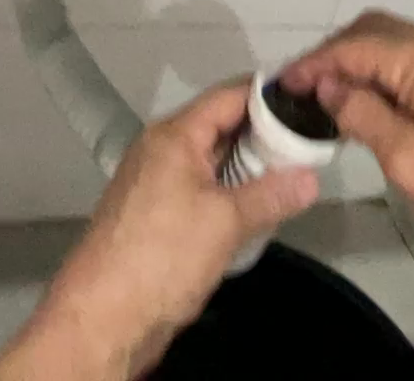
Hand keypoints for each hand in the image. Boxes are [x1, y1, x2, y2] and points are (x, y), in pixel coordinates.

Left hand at [0, 79, 319, 379]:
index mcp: (174, 135)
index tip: (305, 98)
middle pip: (220, 127)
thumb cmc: (162, 255)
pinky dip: (229, 193)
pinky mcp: (156, 213)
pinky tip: (257, 209)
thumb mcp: (226, 222)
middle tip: (309, 142)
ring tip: (293, 174)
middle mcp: (162, 149)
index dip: (267, 95)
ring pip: (212, 161)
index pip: (228, 97)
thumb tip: (311, 178)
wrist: (102, 317)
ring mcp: (157, 181)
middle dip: (263, 135)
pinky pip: (201, 189)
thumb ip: (271, 195)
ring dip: (248, 168)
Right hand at [279, 12, 413, 273]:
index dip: (313, 64)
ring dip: (365, 65)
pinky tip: (383, 108)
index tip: (282, 84)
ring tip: (338, 99)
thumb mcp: (409, 161)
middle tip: (307, 87)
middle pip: (377, 32)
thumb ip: (363, 115)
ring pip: (401, 48)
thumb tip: (330, 88)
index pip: (353, 47)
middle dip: (337, 54)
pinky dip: (391, 78)